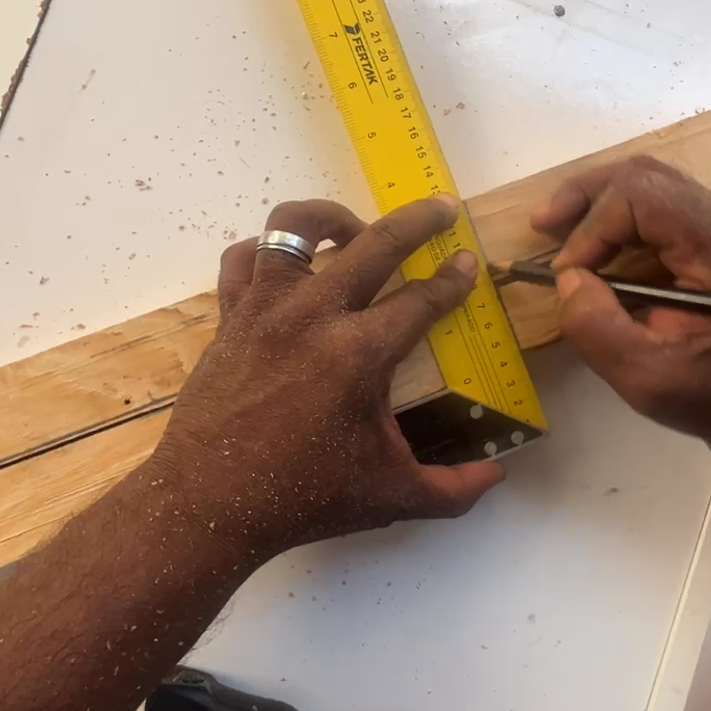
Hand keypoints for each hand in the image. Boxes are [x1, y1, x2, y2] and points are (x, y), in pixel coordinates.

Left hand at [146, 196, 505, 559]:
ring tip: (354, 230)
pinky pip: (242, 260)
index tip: (468, 262)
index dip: (452, 279)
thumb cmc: (303, 497)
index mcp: (359, 354)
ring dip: (332, 218)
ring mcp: (266, 310)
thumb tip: (499, 475)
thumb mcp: (391, 496)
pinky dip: (266, 250)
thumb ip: (453, 488)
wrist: (211, 502)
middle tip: (441, 208)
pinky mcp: (231, 317)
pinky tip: (287, 263)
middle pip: (375, 243)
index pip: (421, 300)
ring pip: (294, 228)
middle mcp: (313, 316)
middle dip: (418, 220)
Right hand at [531, 156, 710, 460]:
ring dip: (596, 201)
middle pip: (646, 175)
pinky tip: (591, 238)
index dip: (592, 227)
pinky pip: (660, 203)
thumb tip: (568, 278)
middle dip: (585, 196)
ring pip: (651, 181)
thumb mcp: (646, 378)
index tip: (566, 273)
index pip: (644, 197)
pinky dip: (616, 215)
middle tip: (541, 225)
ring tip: (555, 225)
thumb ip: (597, 328)